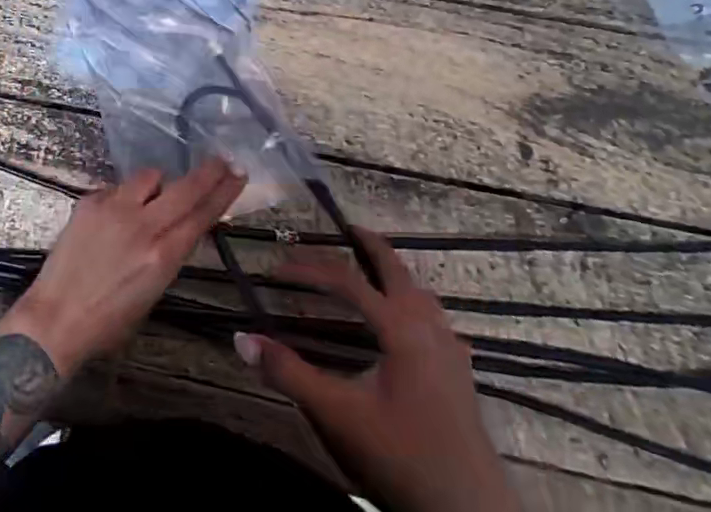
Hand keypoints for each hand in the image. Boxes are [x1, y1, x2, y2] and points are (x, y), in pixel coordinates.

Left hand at [0, 158, 245, 376]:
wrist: (55, 319)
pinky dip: (124, 197)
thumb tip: (181, 226)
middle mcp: (142, 225)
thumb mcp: (154, 290)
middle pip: (185, 188)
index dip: (224, 192)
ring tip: (153, 197)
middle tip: (223, 159)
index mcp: (163, 255)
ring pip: (150, 177)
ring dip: (159, 184)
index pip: (203, 214)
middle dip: (208, 171)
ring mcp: (114, 208)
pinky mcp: (89, 202)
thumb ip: (170, 253)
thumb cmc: (109, 320)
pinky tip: (115, 215)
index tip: (238, 174)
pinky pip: (118, 188)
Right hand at [235, 228, 513, 511]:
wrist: (469, 511)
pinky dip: (412, 303)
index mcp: (401, 327)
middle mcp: (430, 326)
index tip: (276, 269)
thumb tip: (241, 338)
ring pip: (421, 292)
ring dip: (393, 274)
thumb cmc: (401, 456)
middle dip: (371, 245)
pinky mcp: (460, 372)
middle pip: (397, 270)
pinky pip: (434, 318)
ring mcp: (451, 348)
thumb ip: (289, 374)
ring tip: (371, 271)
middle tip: (347, 228)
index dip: (310, 269)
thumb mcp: (338, 416)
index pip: (348, 281)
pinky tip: (407, 325)